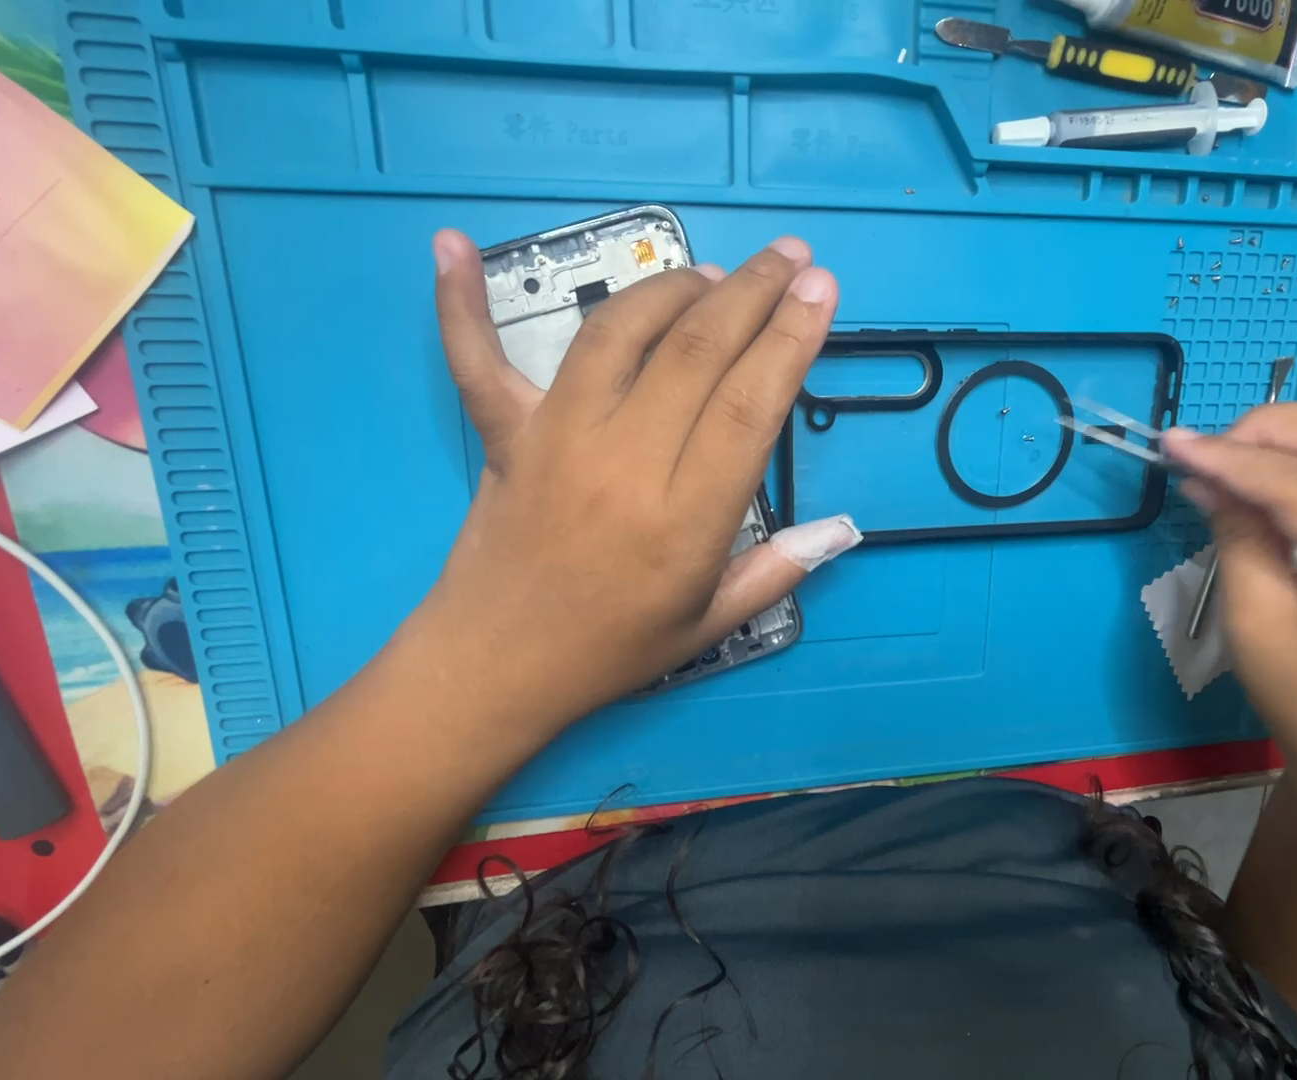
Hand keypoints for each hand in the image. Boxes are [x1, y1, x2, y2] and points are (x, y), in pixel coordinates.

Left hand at [411, 230, 859, 721]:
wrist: (497, 665)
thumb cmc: (612, 649)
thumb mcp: (709, 625)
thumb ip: (780, 571)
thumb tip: (845, 528)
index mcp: (684, 520)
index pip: (750, 406)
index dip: (791, 338)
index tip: (821, 290)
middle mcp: (622, 464)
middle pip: (696, 352)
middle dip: (752, 292)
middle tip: (790, 257)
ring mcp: (556, 440)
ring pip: (616, 334)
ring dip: (670, 287)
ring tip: (712, 272)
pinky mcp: (505, 434)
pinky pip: (477, 360)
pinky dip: (461, 303)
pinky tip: (451, 245)